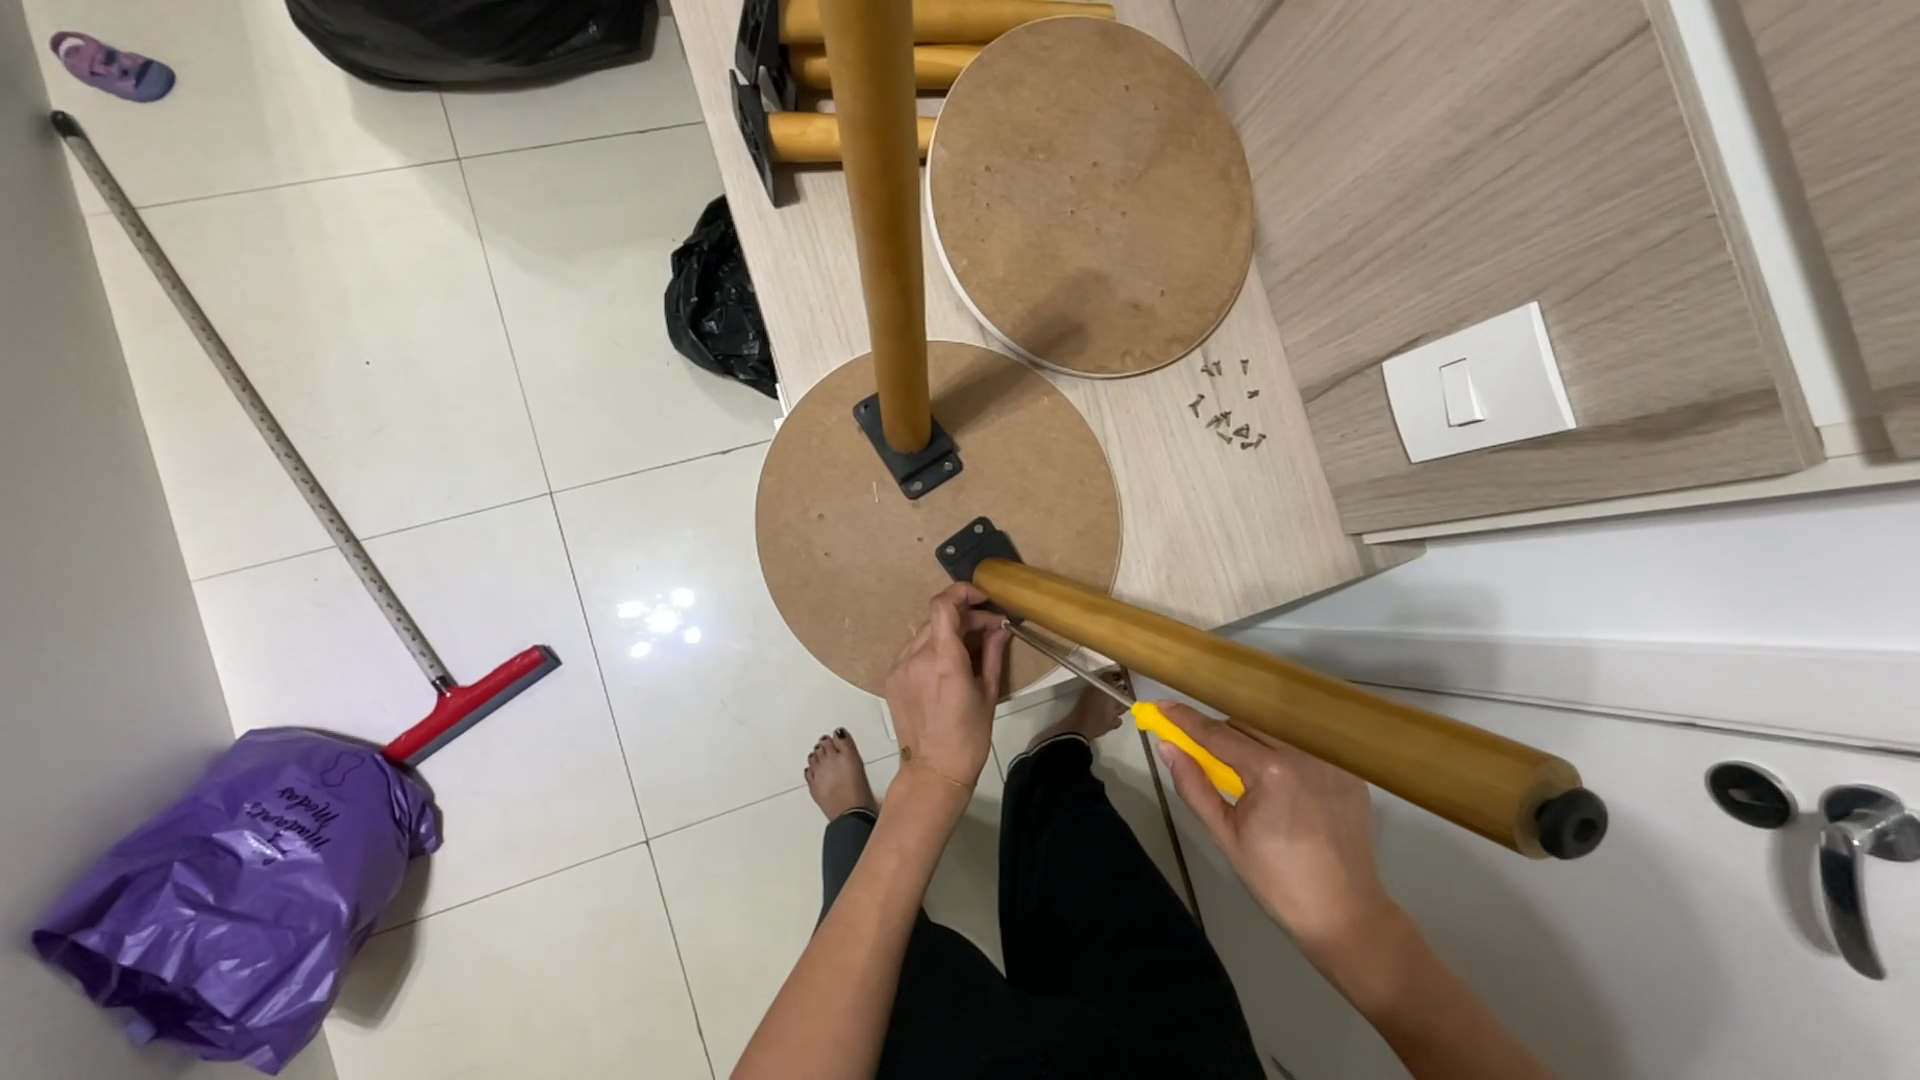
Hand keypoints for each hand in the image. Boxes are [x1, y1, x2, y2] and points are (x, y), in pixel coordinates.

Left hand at [883, 584, 1010, 793]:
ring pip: (925, 633)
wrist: (934, 771)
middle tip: (990, 630)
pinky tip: (948, 665)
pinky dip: (932, 648)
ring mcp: (899, 667)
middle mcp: (916, 658)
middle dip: (965, 617)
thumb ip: (992, 653)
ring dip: (948, 632)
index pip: (943, 605)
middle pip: (938, 617)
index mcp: (943, 661)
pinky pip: (913, 651)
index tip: (983, 599)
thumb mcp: (988, 693)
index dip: (962, 592)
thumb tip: (1000, 626)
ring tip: (971, 648)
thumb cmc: (969, 737)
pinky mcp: (892, 678)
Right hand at [1157, 703, 1394, 956]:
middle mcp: (1303, 755)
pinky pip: (1304, 749)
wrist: (1345, 912)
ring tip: (1239, 767)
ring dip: (1250, 739)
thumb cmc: (1277, 881)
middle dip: (1218, 731)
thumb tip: (1167, 747)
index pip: (1218, 735)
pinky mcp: (1348, 773)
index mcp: (1271, 772)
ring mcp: (1331, 762)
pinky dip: (1282, 755)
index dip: (1186, 720)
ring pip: (1276, 732)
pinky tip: (1279, 781)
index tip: (1162, 706)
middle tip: (1197, 747)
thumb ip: (1194, 786)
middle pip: (1246, 724)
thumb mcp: (1226, 835)